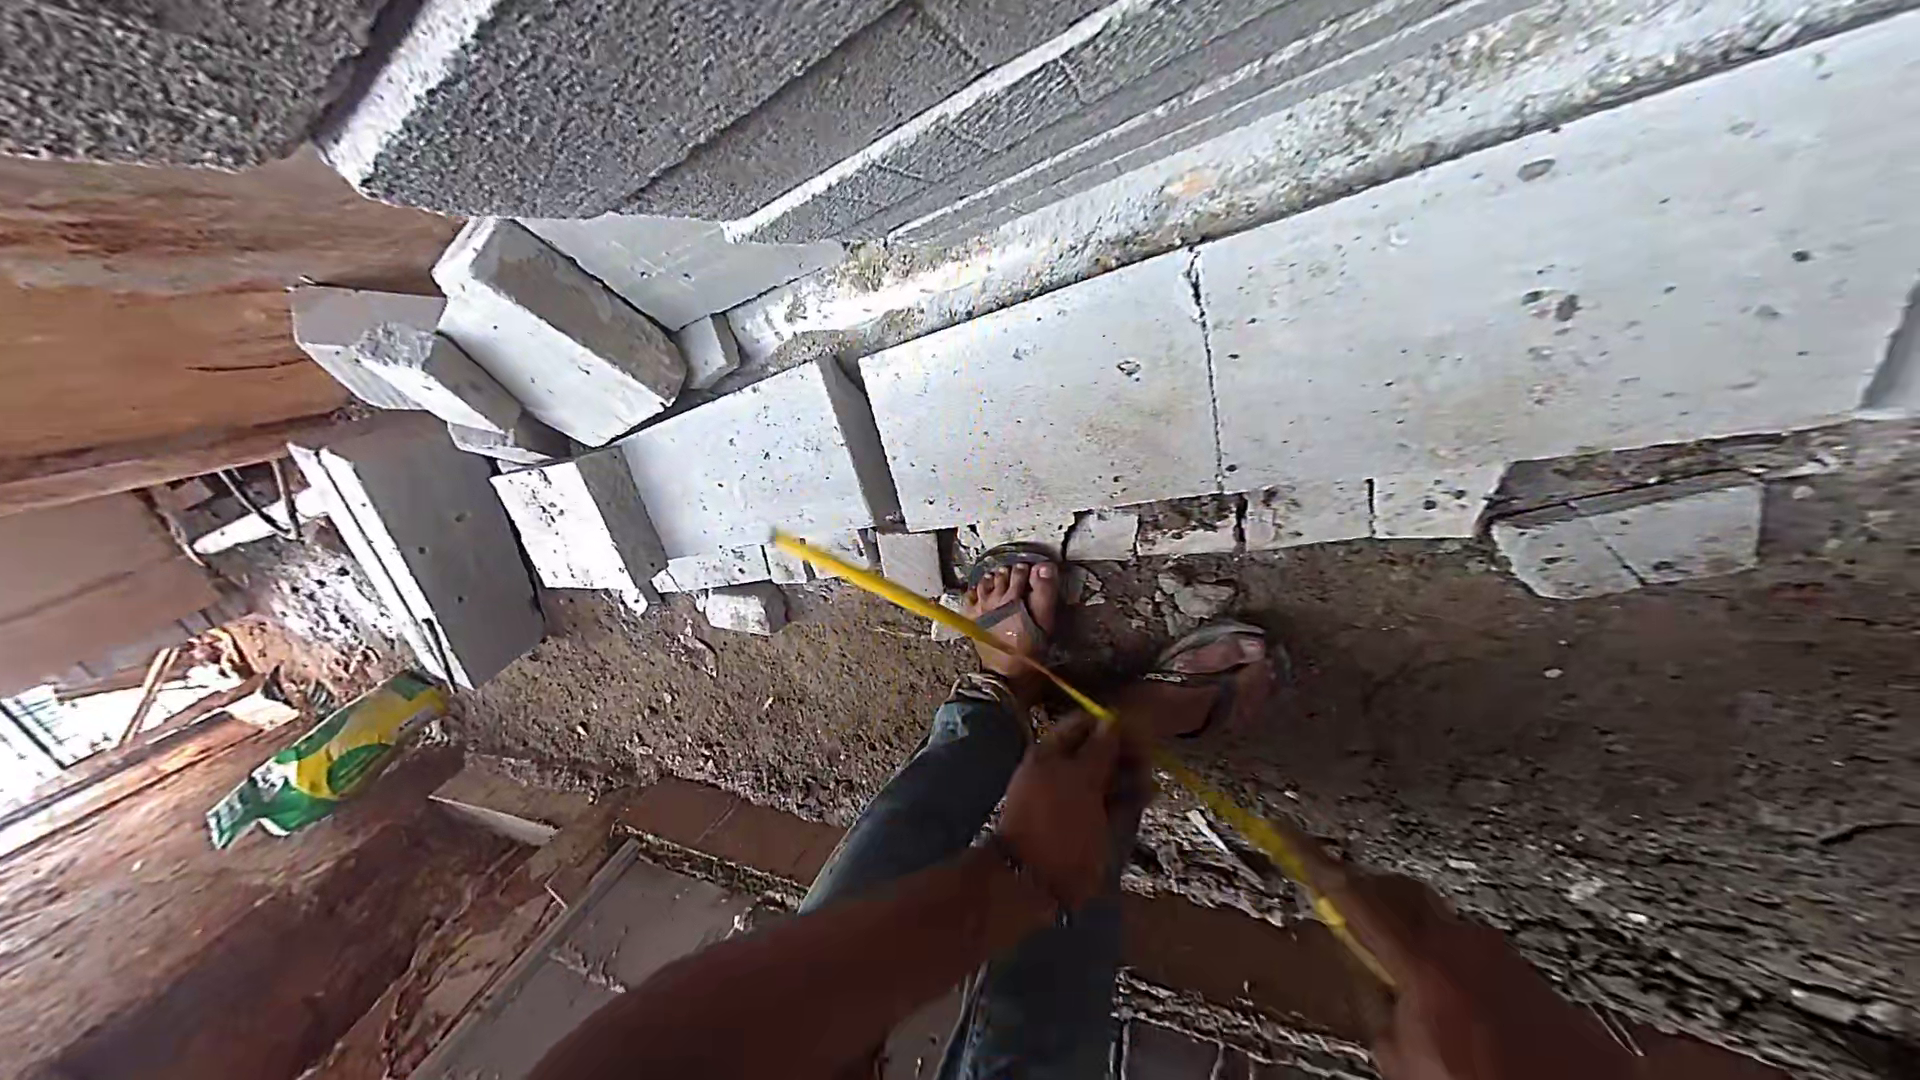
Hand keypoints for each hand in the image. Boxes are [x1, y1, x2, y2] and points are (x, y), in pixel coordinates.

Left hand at [996, 712, 1147, 908]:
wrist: (1038, 880)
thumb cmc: (1055, 820)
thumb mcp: (1079, 779)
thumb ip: (1099, 750)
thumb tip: (1112, 720)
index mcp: (1052, 753)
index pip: (1082, 724)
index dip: (1108, 723)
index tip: (1136, 729)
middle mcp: (1065, 771)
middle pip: (1100, 750)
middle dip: (1125, 750)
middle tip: (1147, 756)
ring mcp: (1080, 798)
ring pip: (1111, 776)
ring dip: (1131, 774)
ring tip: (1149, 777)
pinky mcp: (1093, 823)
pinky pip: (1115, 802)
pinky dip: (1131, 797)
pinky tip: (1147, 794)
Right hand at [1317, 869, 1636, 1079]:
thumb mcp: (1404, 1063)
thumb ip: (1375, 1008)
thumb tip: (1364, 976)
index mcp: (1423, 961)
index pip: (1351, 894)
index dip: (1311, 859)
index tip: (1281, 828)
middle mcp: (1460, 941)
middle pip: (1394, 889)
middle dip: (1363, 893)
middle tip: (1343, 916)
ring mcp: (1497, 952)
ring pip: (1429, 915)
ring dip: (1403, 929)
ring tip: (1399, 975)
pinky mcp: (1524, 970)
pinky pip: (1463, 942)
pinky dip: (1438, 953)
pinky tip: (1444, 996)